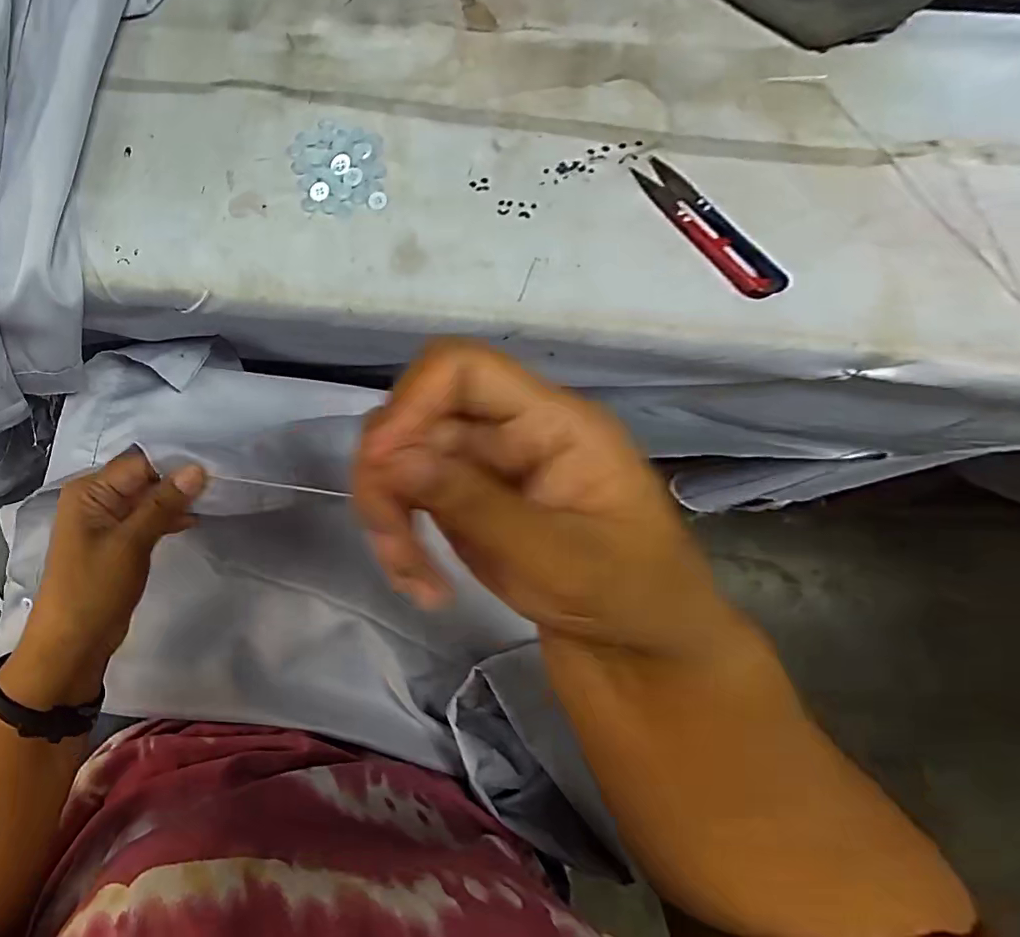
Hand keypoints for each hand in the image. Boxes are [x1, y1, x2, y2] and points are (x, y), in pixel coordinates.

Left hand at [2, 450, 205, 708]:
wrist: (71, 644)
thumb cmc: (95, 589)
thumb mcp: (131, 543)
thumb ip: (163, 504)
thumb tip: (197, 469)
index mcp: (88, 490)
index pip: (137, 462)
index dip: (173, 460)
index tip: (213, 460)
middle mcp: (93, 499)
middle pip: (140, 477)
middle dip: (176, 478)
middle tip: (221, 477)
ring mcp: (103, 522)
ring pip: (143, 499)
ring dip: (173, 499)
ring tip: (214, 496)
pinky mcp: (114, 543)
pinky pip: (142, 519)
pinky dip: (164, 518)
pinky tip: (193, 519)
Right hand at [351, 338, 744, 659]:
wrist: (638, 652)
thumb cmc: (626, 599)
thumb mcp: (555, 558)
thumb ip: (471, 502)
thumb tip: (388, 459)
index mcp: (550, 423)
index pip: (461, 368)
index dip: (411, 400)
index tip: (381, 462)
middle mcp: (504, 430)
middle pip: (410, 417)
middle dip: (385, 477)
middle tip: (390, 542)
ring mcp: (474, 462)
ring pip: (392, 458)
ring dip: (383, 512)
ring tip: (410, 576)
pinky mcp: (451, 494)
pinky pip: (395, 494)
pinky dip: (391, 532)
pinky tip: (415, 579)